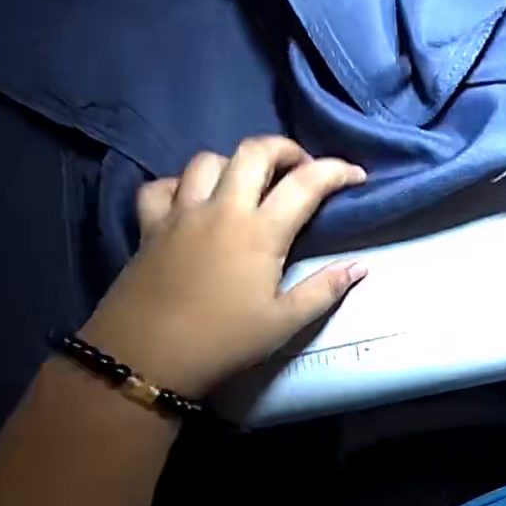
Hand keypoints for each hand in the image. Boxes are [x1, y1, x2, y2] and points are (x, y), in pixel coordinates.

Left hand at [78, 138, 366, 395]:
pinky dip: (183, 184)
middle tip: (303, 167)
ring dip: (237, 163)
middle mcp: (221, 209)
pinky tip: (195, 201)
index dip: (337, 171)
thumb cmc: (224, 340)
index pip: (305, 183)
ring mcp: (180, 213)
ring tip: (252, 184)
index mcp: (260, 231)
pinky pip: (163, 185)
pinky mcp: (150, 225)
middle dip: (286, 148)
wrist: (146, 357)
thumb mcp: (285, 322)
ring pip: (208, 160)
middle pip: (254, 151)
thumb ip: (324, 290)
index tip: (358, 176)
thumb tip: (359, 267)